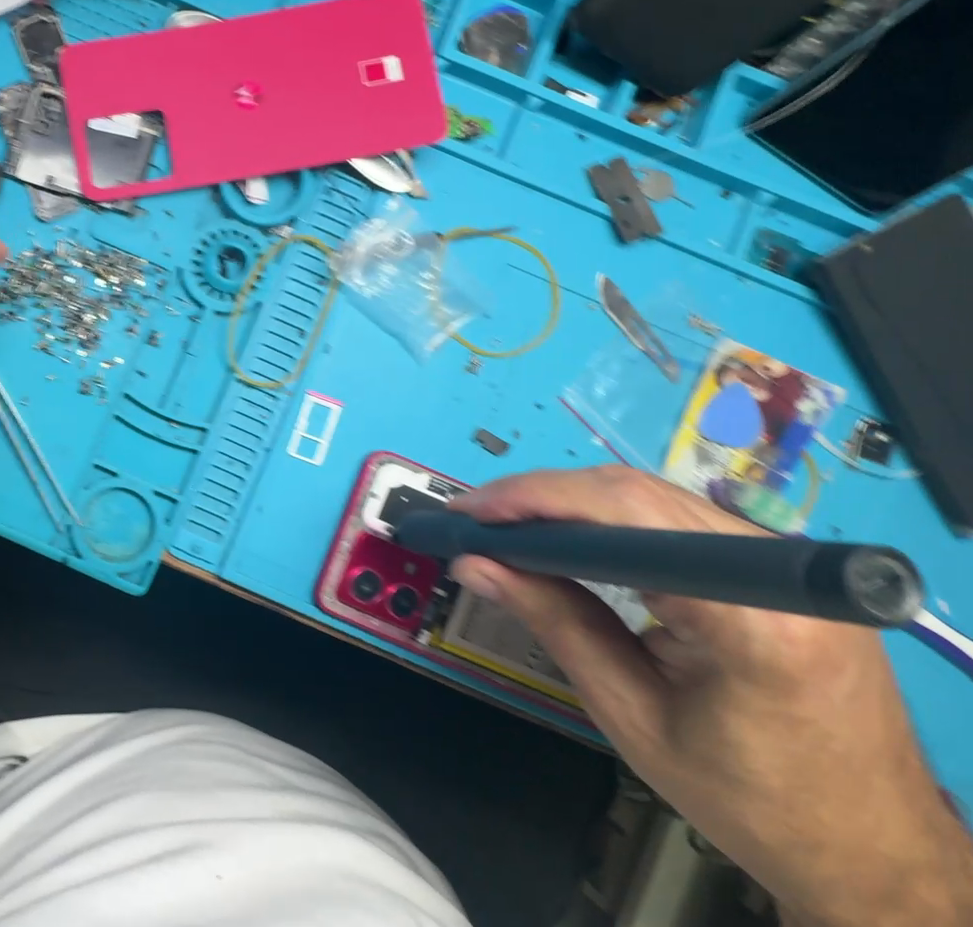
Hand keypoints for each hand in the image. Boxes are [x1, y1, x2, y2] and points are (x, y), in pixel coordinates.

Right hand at [447, 466, 972, 926]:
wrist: (870, 846)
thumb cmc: (746, 797)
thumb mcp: (630, 714)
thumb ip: (555, 624)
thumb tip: (478, 566)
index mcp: (752, 615)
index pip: (626, 513)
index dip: (536, 499)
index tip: (469, 515)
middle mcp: (782, 570)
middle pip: (638, 494)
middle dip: (542, 497)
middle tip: (472, 521)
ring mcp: (792, 566)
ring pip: (656, 499)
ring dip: (571, 506)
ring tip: (505, 528)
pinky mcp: (785, 571)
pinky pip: (679, 522)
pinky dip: (610, 523)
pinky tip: (568, 540)